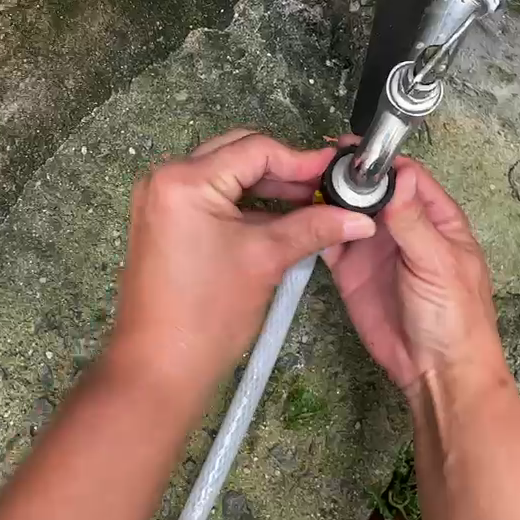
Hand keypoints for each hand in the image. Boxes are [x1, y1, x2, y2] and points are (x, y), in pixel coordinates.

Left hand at [109, 130, 377, 402]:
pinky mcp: (165, 220)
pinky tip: (281, 219)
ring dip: (267, 187)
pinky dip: (246, 205)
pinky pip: (213, 197)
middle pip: (239, 154)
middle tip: (325, 187)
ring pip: (227, 174)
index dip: (301, 160)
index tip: (337, 172)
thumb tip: (359, 216)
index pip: (255, 150)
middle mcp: (167, 177)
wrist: (159, 369)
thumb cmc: (208, 313)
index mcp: (185, 179)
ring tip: (311, 204)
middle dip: (284, 170)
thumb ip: (314, 226)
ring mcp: (162, 199)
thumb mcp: (266, 259)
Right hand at [323, 156, 502, 394]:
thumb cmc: (454, 316)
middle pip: (373, 188)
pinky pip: (331, 240)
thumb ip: (414, 221)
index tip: (353, 150)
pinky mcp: (351, 270)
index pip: (407, 176)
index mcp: (436, 218)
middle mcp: (403, 226)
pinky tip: (299, 214)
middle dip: (349, 174)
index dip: (382, 161)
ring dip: (329, 196)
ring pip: (349, 210)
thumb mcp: (438, 264)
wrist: (436, 373)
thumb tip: (398, 175)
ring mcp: (375, 247)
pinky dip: (317, 226)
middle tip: (316, 160)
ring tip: (301, 181)